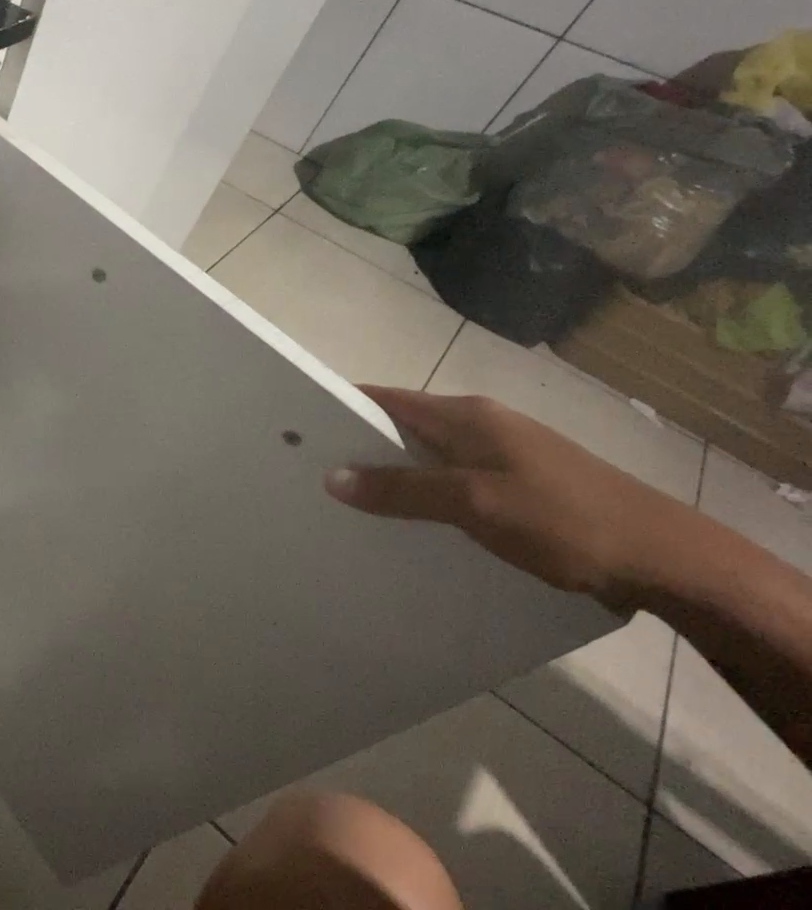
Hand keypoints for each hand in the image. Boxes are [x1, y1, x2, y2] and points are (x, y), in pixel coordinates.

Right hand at [325, 386, 700, 601]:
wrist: (666, 561)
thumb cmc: (565, 521)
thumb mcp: (474, 503)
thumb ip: (401, 489)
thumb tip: (332, 476)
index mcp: (467, 416)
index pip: (384, 398)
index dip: (338, 408)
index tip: (294, 431)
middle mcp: (480, 425)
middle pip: (400, 427)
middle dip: (355, 446)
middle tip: (307, 475)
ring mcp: (501, 455)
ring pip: (424, 457)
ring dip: (388, 475)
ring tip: (344, 504)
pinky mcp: (516, 485)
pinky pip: (449, 480)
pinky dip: (419, 494)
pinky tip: (405, 522)